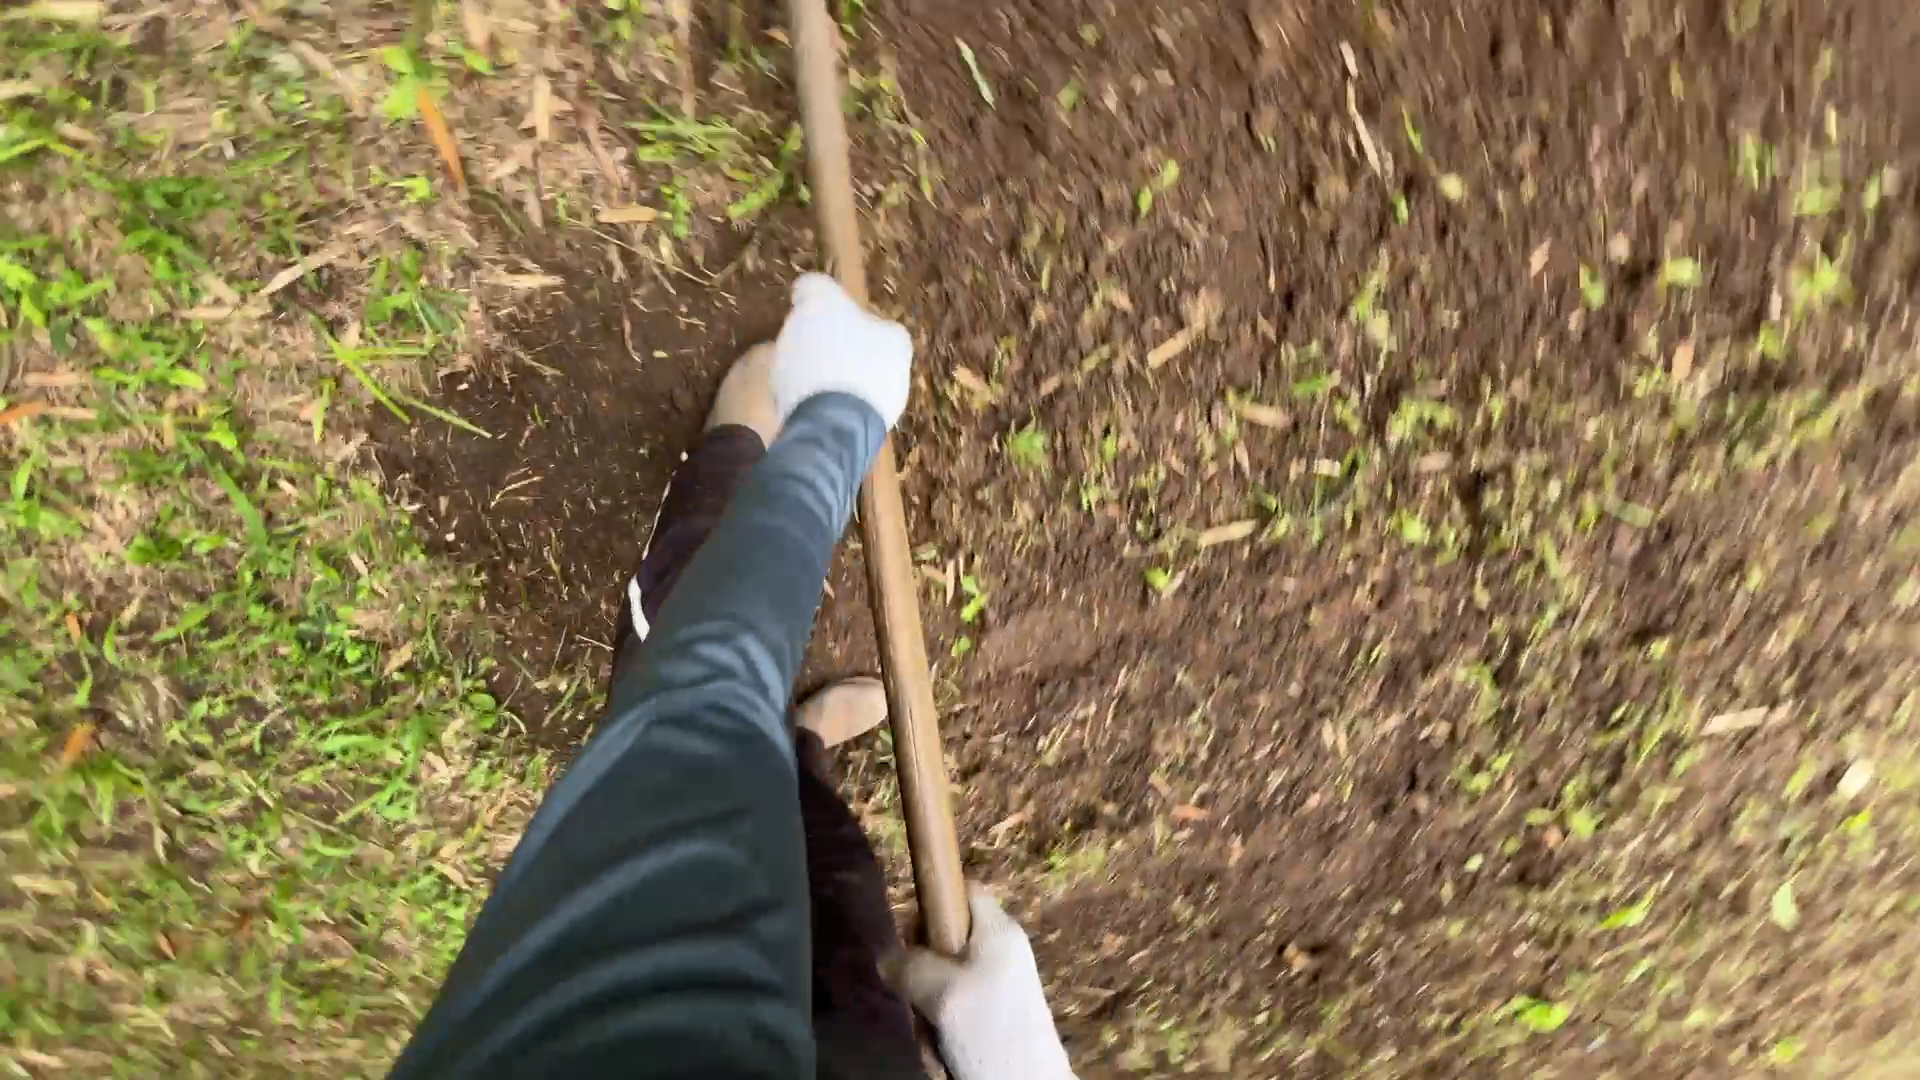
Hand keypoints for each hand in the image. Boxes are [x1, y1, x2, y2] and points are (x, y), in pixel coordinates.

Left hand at [771, 273, 913, 429]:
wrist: (840, 422)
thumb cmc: (871, 371)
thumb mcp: (895, 344)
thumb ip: (883, 330)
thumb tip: (877, 331)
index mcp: (820, 303)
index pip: (814, 286)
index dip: (827, 299)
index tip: (838, 313)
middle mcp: (792, 325)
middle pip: (807, 325)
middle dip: (824, 338)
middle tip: (851, 358)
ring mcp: (780, 361)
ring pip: (799, 356)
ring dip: (816, 367)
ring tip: (843, 389)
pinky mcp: (776, 393)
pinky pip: (795, 387)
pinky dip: (809, 393)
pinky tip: (832, 408)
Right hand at [902, 886, 1075, 1079]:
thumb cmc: (992, 1030)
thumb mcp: (945, 993)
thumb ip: (911, 967)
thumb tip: (886, 957)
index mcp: (998, 929)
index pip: (963, 888)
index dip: (934, 902)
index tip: (913, 936)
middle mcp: (998, 950)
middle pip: (944, 940)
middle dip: (923, 977)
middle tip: (922, 1004)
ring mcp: (996, 985)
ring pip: (942, 983)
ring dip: (930, 1015)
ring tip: (937, 1040)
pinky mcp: (991, 1018)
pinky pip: (953, 1012)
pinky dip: (943, 1034)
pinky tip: (946, 1056)